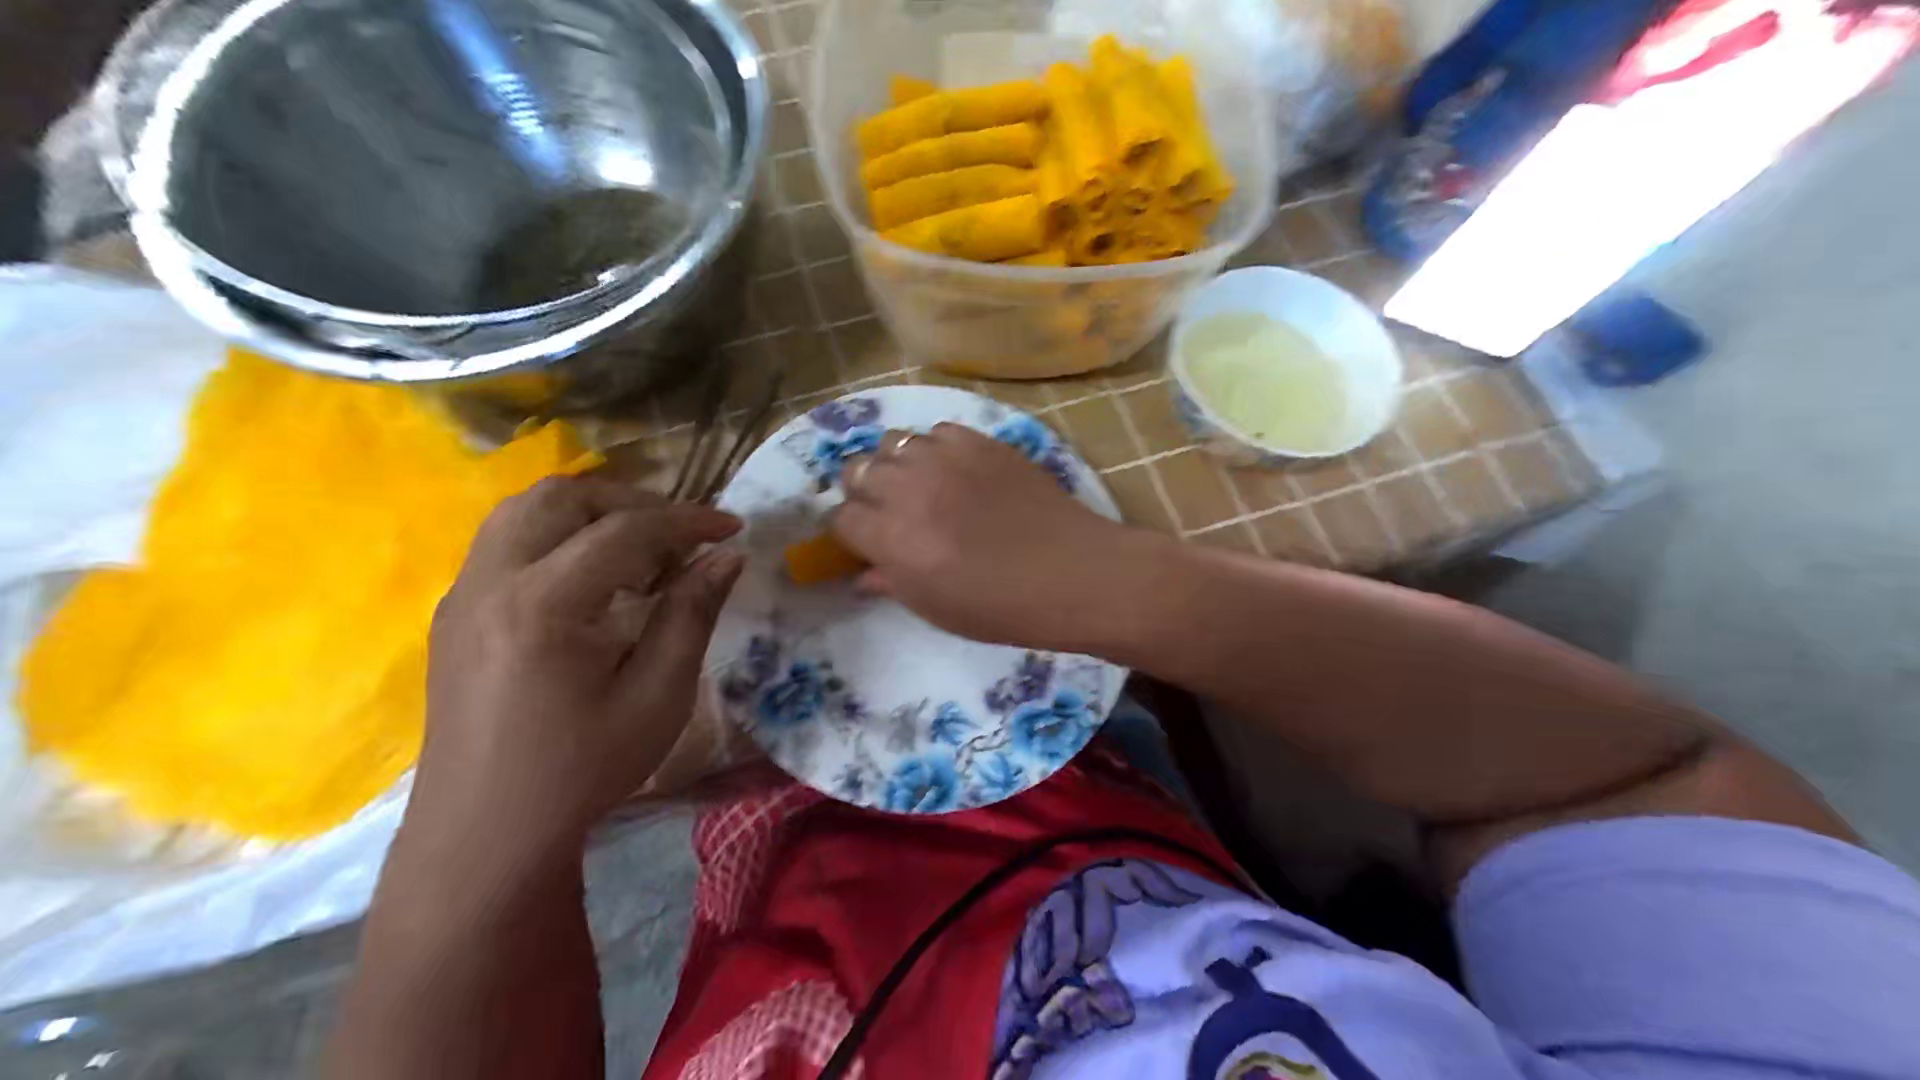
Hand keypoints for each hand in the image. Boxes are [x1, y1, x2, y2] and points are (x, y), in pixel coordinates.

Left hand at [413, 475, 742, 858]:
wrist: (486, 832)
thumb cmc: (582, 768)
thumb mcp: (657, 695)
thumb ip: (692, 614)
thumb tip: (727, 556)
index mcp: (543, 605)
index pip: (625, 530)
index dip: (687, 520)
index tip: (733, 527)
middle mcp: (491, 582)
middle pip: (562, 497)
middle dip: (632, 502)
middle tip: (680, 536)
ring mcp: (464, 594)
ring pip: (524, 509)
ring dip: (590, 512)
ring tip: (639, 549)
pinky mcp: (457, 612)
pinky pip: (506, 541)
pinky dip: (558, 535)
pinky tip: (593, 579)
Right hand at [832, 423, 1159, 650]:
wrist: (1071, 573)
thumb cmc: (1000, 606)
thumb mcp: (934, 608)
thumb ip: (890, 583)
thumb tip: (862, 573)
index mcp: (891, 537)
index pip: (842, 518)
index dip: (851, 532)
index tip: (868, 542)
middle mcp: (908, 488)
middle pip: (857, 471)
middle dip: (865, 492)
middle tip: (890, 512)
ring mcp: (945, 457)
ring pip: (892, 442)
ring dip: (895, 464)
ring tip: (919, 485)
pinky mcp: (979, 441)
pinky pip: (937, 431)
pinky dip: (936, 449)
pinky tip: (955, 471)